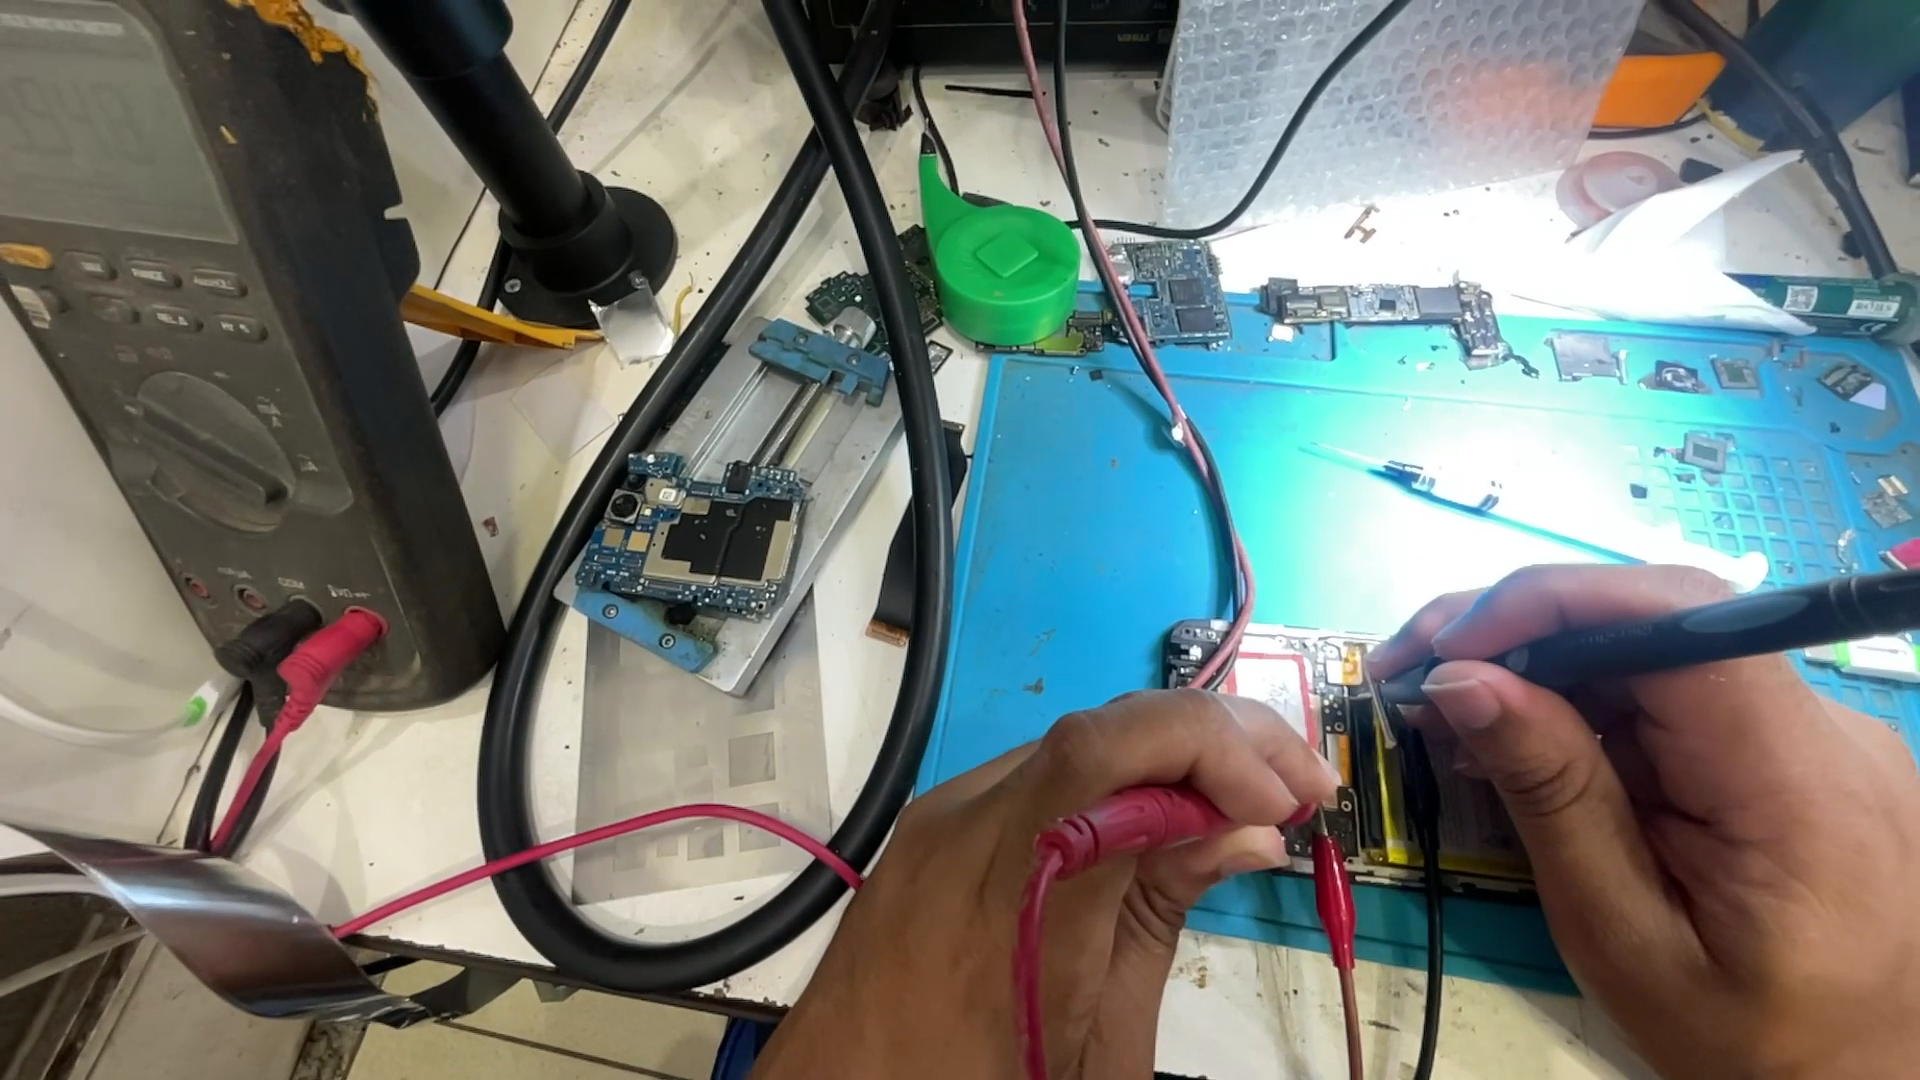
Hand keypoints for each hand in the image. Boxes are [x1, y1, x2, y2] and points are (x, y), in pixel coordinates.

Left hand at [752, 690, 1338, 1077]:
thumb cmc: (982, 1079)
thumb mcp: (1098, 1037)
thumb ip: (1161, 913)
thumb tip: (1246, 830)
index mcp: (1001, 886)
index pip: (1099, 755)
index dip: (1203, 748)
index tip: (1283, 801)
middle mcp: (964, 818)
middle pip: (1095, 728)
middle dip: (1213, 734)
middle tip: (1301, 778)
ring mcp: (944, 808)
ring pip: (1077, 739)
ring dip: (1172, 749)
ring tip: (1256, 784)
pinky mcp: (941, 812)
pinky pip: (1044, 771)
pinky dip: (1121, 773)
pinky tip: (1171, 798)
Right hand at [1369, 564, 1919, 1079]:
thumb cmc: (1742, 1038)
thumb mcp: (1617, 927)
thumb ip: (1548, 792)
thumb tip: (1460, 679)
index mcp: (1795, 783)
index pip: (1672, 619)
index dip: (1545, 603)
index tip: (1443, 646)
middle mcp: (1817, 731)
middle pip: (1637, 618)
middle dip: (1504, 625)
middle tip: (1403, 664)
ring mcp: (1795, 733)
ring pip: (1628, 646)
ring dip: (1516, 662)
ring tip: (1432, 703)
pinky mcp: (1764, 744)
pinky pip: (1643, 689)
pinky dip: (1553, 696)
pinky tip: (1497, 731)